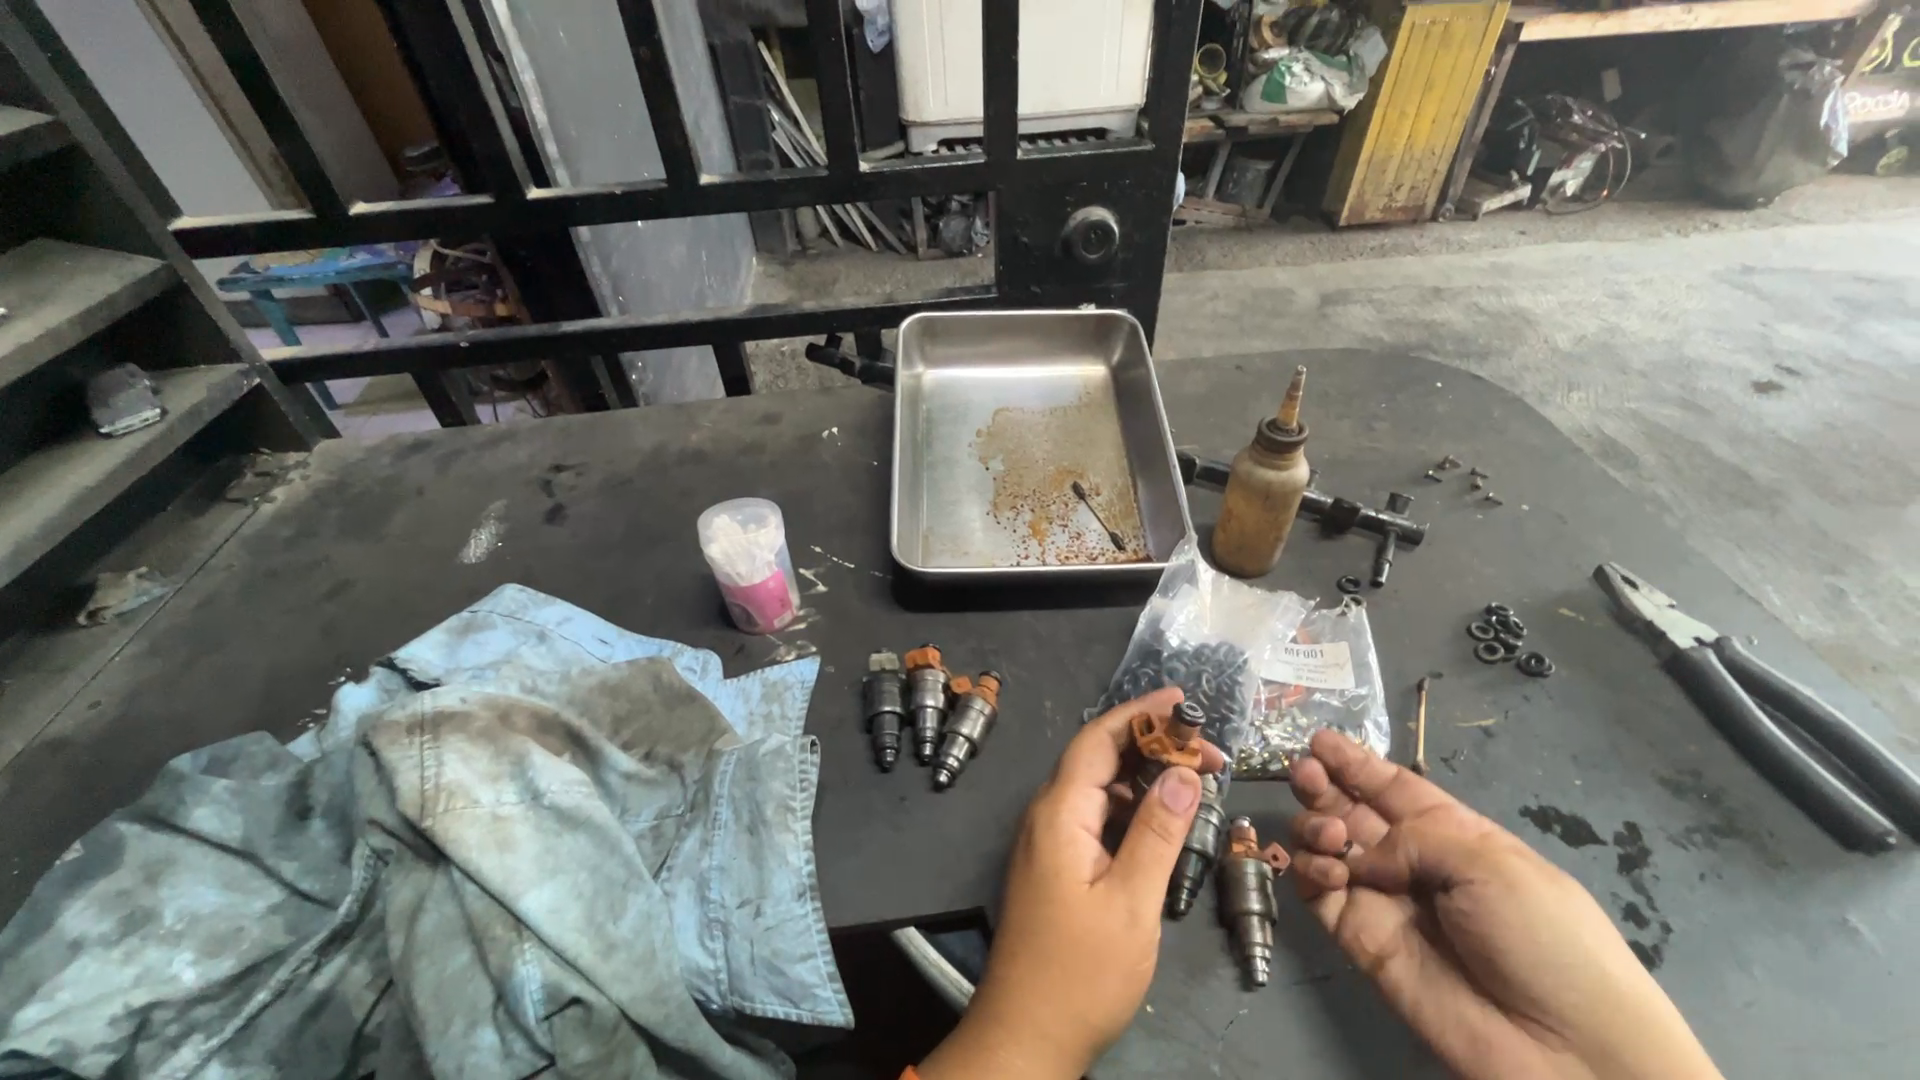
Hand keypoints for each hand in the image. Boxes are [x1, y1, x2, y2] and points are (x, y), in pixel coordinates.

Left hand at [918, 688, 1225, 1079]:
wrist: (1027, 1033)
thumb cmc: (1081, 972)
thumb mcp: (1131, 902)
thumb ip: (1158, 833)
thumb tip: (1183, 772)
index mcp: (1060, 813)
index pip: (1098, 739)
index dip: (1140, 712)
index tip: (1184, 699)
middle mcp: (1048, 815)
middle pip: (1099, 758)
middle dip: (1153, 745)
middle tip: (1210, 752)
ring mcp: (1050, 841)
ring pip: (1100, 788)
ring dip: (1146, 778)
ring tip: (1197, 780)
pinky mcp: (1058, 864)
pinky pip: (1097, 818)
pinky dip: (1133, 809)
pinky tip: (1166, 821)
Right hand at [1288, 730, 1722, 1079]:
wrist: (1563, 1046)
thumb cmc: (1545, 937)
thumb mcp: (1491, 864)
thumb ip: (1412, 839)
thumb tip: (1359, 857)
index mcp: (1451, 834)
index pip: (1392, 788)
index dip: (1356, 762)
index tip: (1318, 739)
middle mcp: (1410, 861)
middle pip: (1350, 810)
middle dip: (1323, 785)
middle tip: (1306, 773)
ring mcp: (1381, 899)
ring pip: (1325, 846)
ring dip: (1315, 826)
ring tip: (1330, 835)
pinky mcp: (1359, 938)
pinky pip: (1317, 893)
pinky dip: (1310, 872)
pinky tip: (1329, 871)